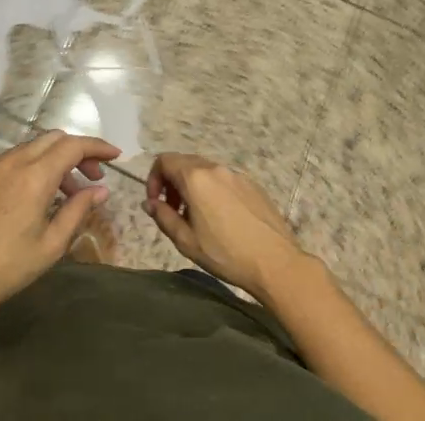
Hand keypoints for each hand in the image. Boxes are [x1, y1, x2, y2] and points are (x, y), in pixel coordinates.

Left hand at [0, 131, 119, 321]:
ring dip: (55, 160)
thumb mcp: (52, 244)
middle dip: (78, 152)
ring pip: (32, 148)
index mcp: (34, 175)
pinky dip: (33, 166)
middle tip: (93, 178)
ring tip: (67, 193)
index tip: (116, 156)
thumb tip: (100, 190)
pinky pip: (13, 159)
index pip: (73, 146)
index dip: (97, 147)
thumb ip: (78, 210)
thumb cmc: (8, 266)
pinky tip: (36, 195)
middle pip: (53, 139)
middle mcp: (13, 161)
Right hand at [145, 152, 308, 300]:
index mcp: (195, 178)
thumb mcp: (186, 241)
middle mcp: (215, 169)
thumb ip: (163, 217)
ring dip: (192, 186)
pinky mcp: (253, 185)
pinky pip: (224, 180)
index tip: (155, 203)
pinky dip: (213, 190)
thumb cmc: (225, 254)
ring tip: (196, 216)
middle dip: (171, 182)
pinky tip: (221, 218)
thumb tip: (149, 203)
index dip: (153, 179)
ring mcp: (236, 175)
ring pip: (205, 171)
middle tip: (173, 210)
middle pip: (184, 163)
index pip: (164, 161)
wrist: (275, 263)